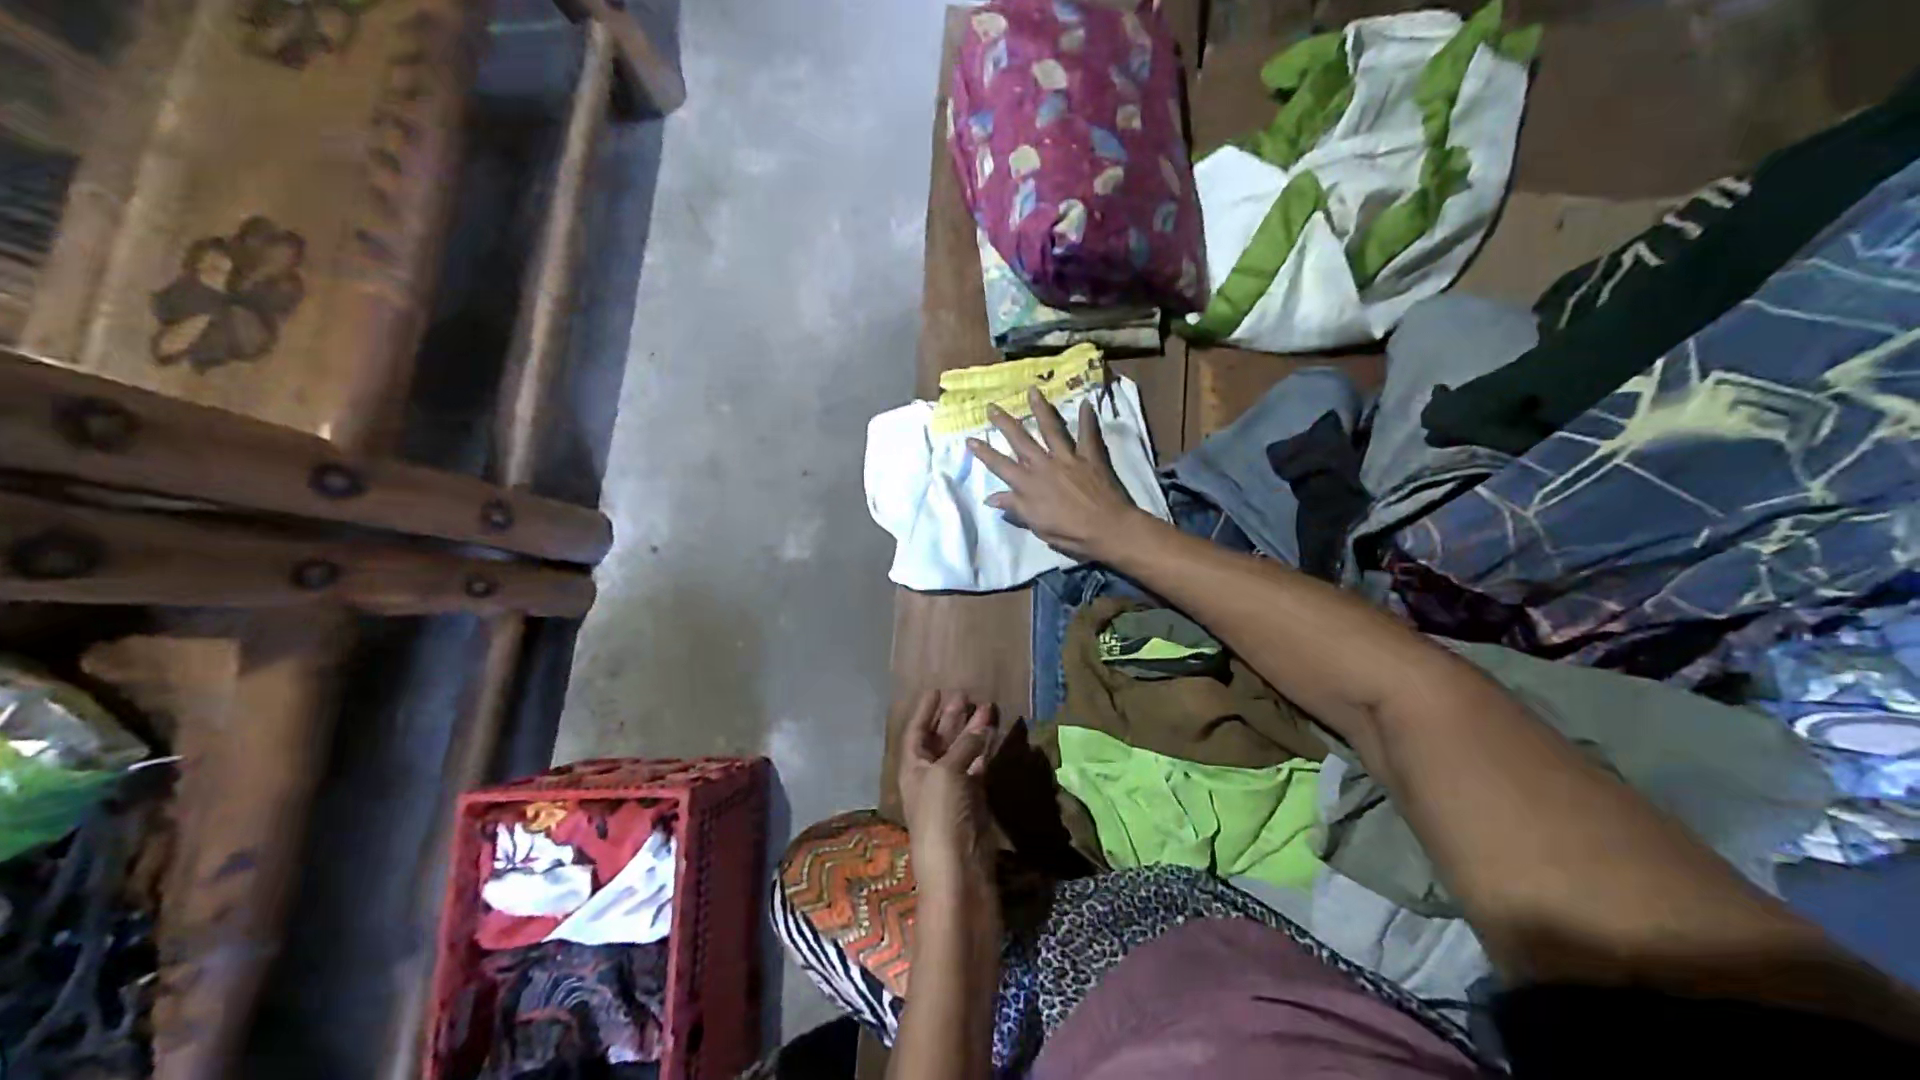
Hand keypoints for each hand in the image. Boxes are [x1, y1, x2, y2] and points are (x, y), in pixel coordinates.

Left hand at [898, 690, 998, 899]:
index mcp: (912, 768)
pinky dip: (985, 751)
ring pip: (962, 752)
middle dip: (952, 717)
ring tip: (987, 707)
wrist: (958, 868)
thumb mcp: (946, 773)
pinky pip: (978, 768)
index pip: (915, 732)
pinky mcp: (974, 801)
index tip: (936, 690)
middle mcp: (930, 775)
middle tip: (966, 695)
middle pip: (940, 739)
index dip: (924, 711)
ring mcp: (953, 789)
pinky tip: (994, 735)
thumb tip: (982, 725)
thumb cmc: (940, 814)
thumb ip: (964, 746)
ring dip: (973, 731)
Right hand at [967, 388, 1143, 559]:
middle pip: (1020, 440)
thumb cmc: (1070, 533)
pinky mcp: (1090, 456)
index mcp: (1028, 485)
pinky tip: (1086, 403)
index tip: (970, 439)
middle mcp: (1044, 466)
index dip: (984, 452)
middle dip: (1004, 422)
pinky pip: (1088, 433)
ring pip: (1051, 428)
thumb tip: (990, 499)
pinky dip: (1088, 418)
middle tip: (992, 406)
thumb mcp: (1036, 525)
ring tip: (1032, 391)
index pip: (1000, 466)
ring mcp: (1068, 458)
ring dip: (1040, 408)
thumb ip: (1015, 508)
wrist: (1106, 528)